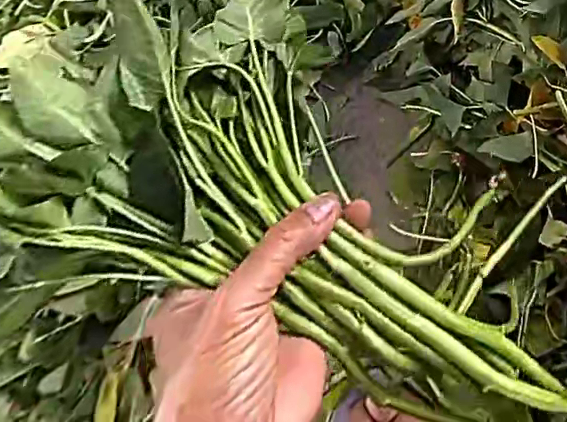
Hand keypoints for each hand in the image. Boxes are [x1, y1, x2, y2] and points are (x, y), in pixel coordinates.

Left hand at [148, 193, 371, 421]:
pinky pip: (333, 290)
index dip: (272, 208)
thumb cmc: (213, 381)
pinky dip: (352, 267)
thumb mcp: (236, 303)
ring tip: (360, 214)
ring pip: (309, 265)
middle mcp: (237, 298)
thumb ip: (279, 248)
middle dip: (312, 220)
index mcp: (201, 290)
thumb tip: (326, 205)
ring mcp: (275, 315)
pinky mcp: (309, 332)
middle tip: (340, 201)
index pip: (239, 234)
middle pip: (281, 246)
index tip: (304, 185)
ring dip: (336, 239)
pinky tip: (366, 243)